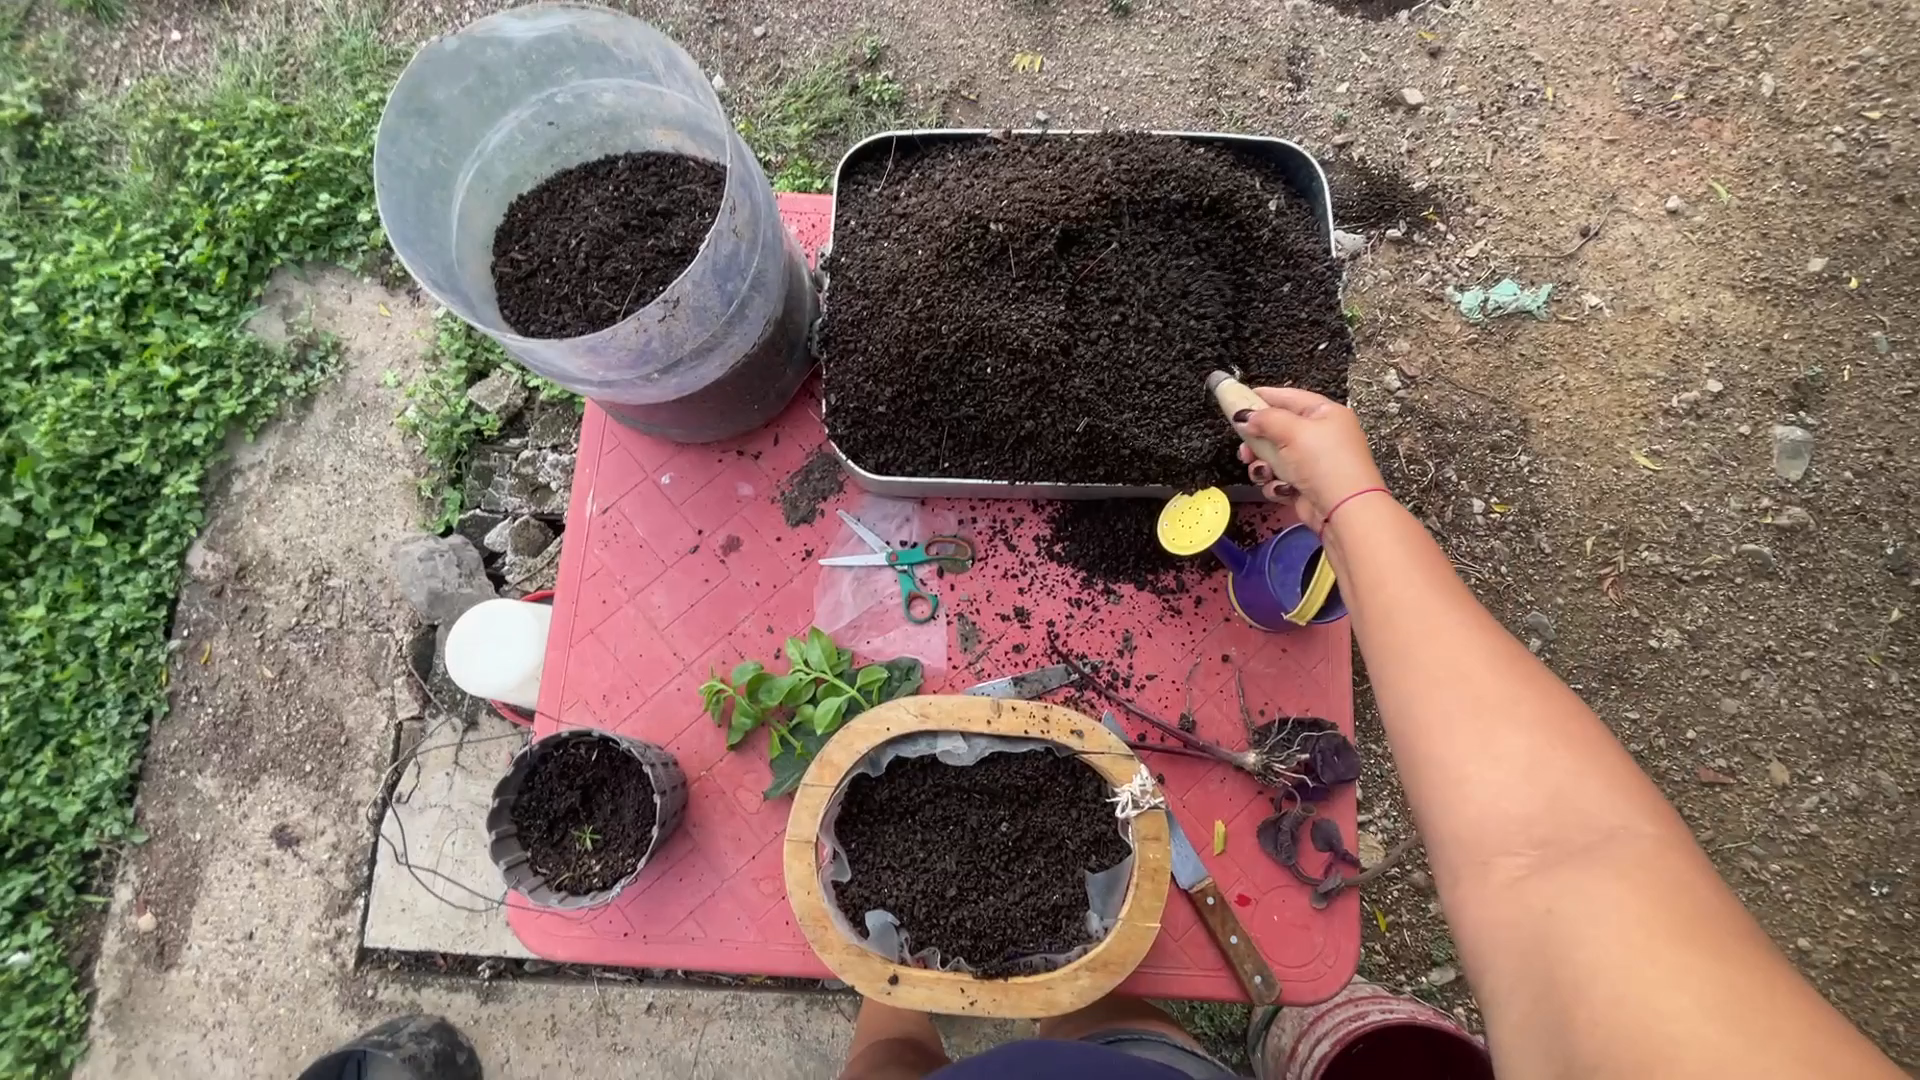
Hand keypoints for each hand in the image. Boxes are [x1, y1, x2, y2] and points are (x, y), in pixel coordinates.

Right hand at [1231, 387, 1387, 530]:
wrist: (1342, 509)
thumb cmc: (1325, 464)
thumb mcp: (1293, 431)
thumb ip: (1265, 418)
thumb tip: (1245, 415)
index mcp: (1325, 414)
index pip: (1289, 398)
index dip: (1263, 397)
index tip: (1238, 398)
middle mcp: (1320, 436)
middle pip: (1276, 430)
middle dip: (1257, 440)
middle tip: (1245, 448)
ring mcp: (1312, 462)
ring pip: (1273, 456)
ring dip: (1263, 465)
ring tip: (1263, 472)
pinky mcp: (1305, 484)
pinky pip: (1278, 478)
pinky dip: (1275, 484)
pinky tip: (1281, 488)